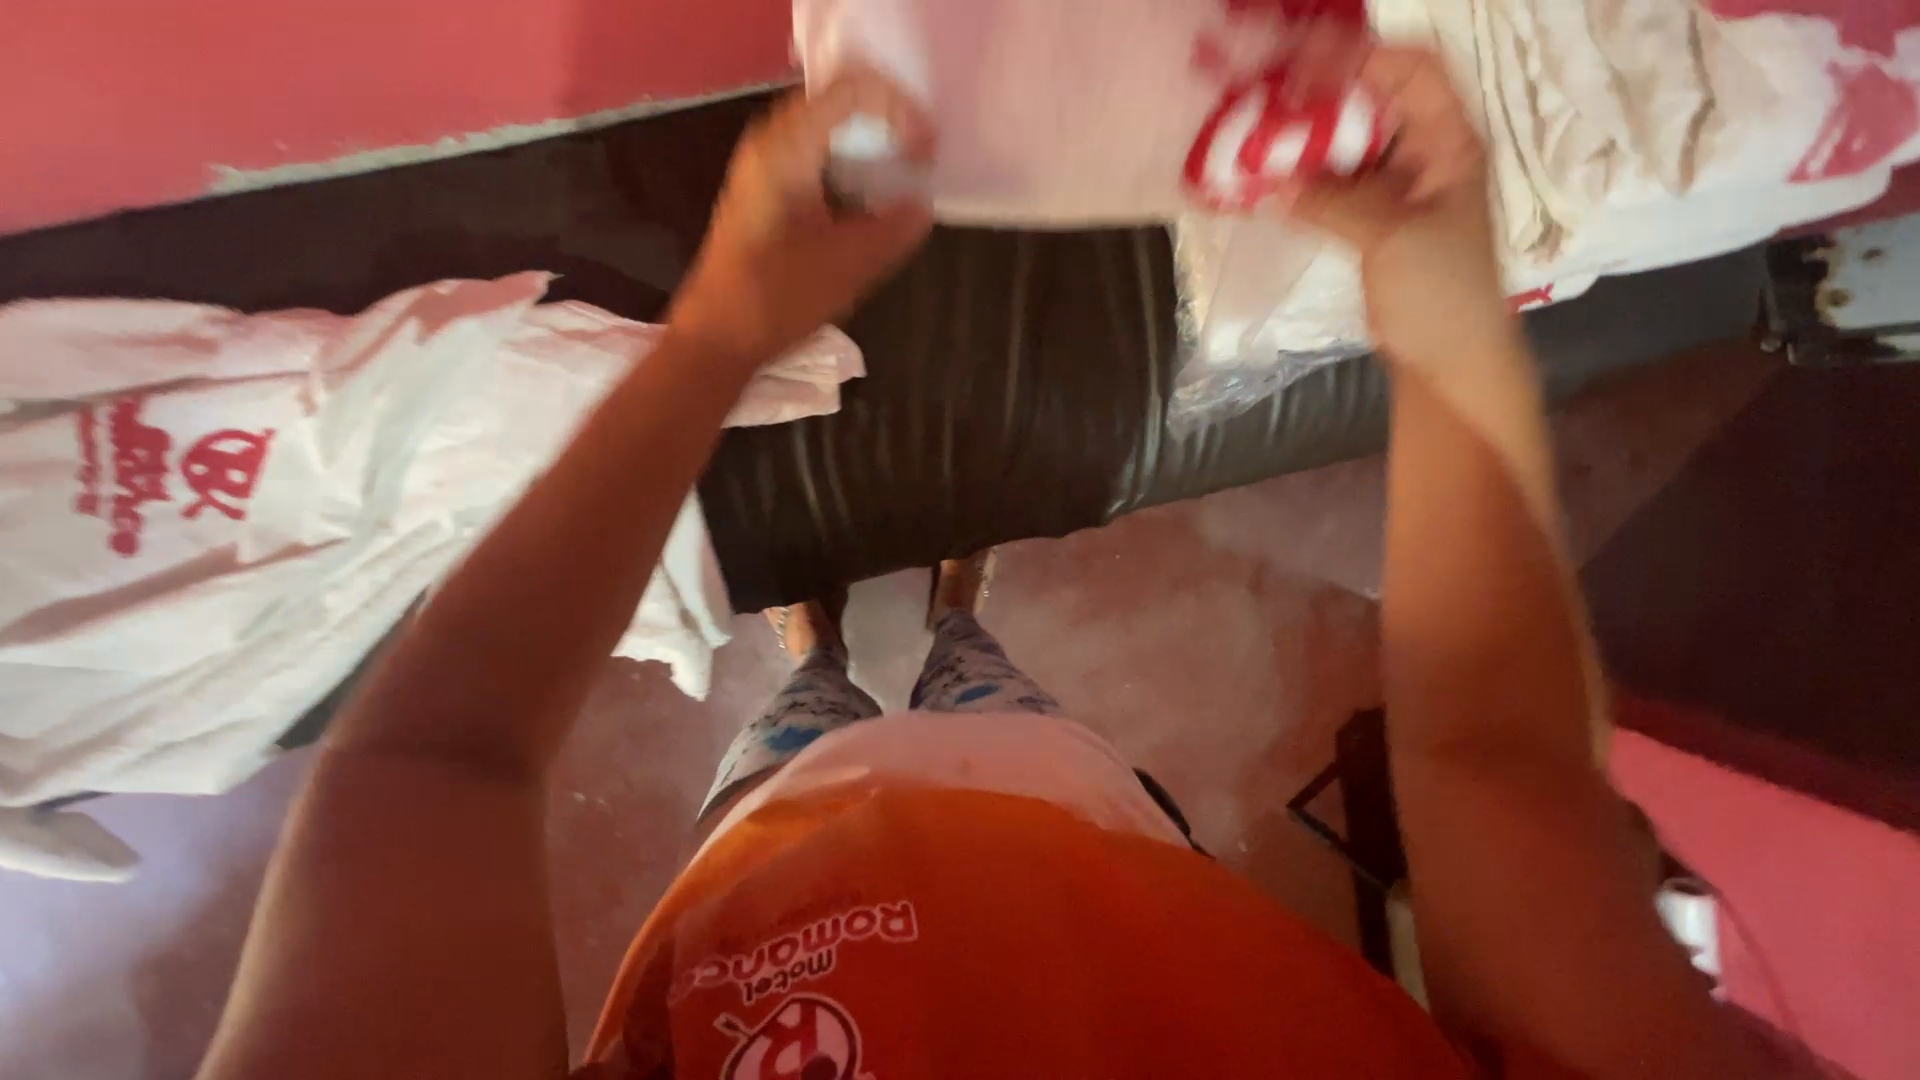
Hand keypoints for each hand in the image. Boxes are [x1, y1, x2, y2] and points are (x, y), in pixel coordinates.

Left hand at [668, 71, 935, 367]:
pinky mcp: (767, 193)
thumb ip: (892, 229)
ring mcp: (765, 167)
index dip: (901, 110)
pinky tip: (869, 205)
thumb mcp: (846, 267)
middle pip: (839, 100)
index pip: (853, 89)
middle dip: (888, 122)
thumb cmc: (776, 300)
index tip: (926, 153)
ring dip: (870, 147)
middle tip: (920, 160)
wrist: (717, 337)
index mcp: (787, 148)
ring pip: (828, 130)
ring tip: (902, 181)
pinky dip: (850, 168)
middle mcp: (771, 143)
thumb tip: (921, 205)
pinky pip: (817, 158)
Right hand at [1285, 44, 1516, 371]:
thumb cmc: (1440, 294)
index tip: (1302, 67)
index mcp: (1449, 143)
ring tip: (1254, 145)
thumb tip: (1269, 184)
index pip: (1412, 71)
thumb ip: (1332, 203)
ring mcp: (1394, 194)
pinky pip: (1330, 193)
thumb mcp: (1392, 237)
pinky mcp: (1369, 228)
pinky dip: (1299, 187)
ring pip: (1345, 152)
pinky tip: (1265, 189)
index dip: (1363, 58)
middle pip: (1371, 106)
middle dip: (1319, 102)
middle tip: (1264, 105)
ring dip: (1302, 147)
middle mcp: (1422, 158)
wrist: (1449, 362)